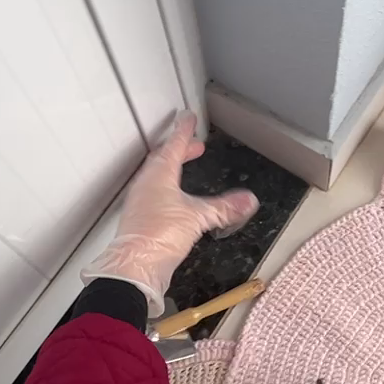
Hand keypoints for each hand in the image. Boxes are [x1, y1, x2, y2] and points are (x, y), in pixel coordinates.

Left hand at [83, 113, 258, 316]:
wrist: (135, 266)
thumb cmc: (159, 235)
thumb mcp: (198, 217)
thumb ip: (224, 208)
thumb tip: (248, 200)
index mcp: (159, 175)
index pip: (173, 146)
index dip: (183, 131)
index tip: (187, 117)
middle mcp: (146, 184)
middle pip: (163, 159)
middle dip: (180, 150)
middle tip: (193, 145)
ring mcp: (140, 201)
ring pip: (157, 176)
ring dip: (172, 169)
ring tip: (186, 169)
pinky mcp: (139, 218)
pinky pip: (154, 194)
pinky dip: (166, 189)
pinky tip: (175, 200)